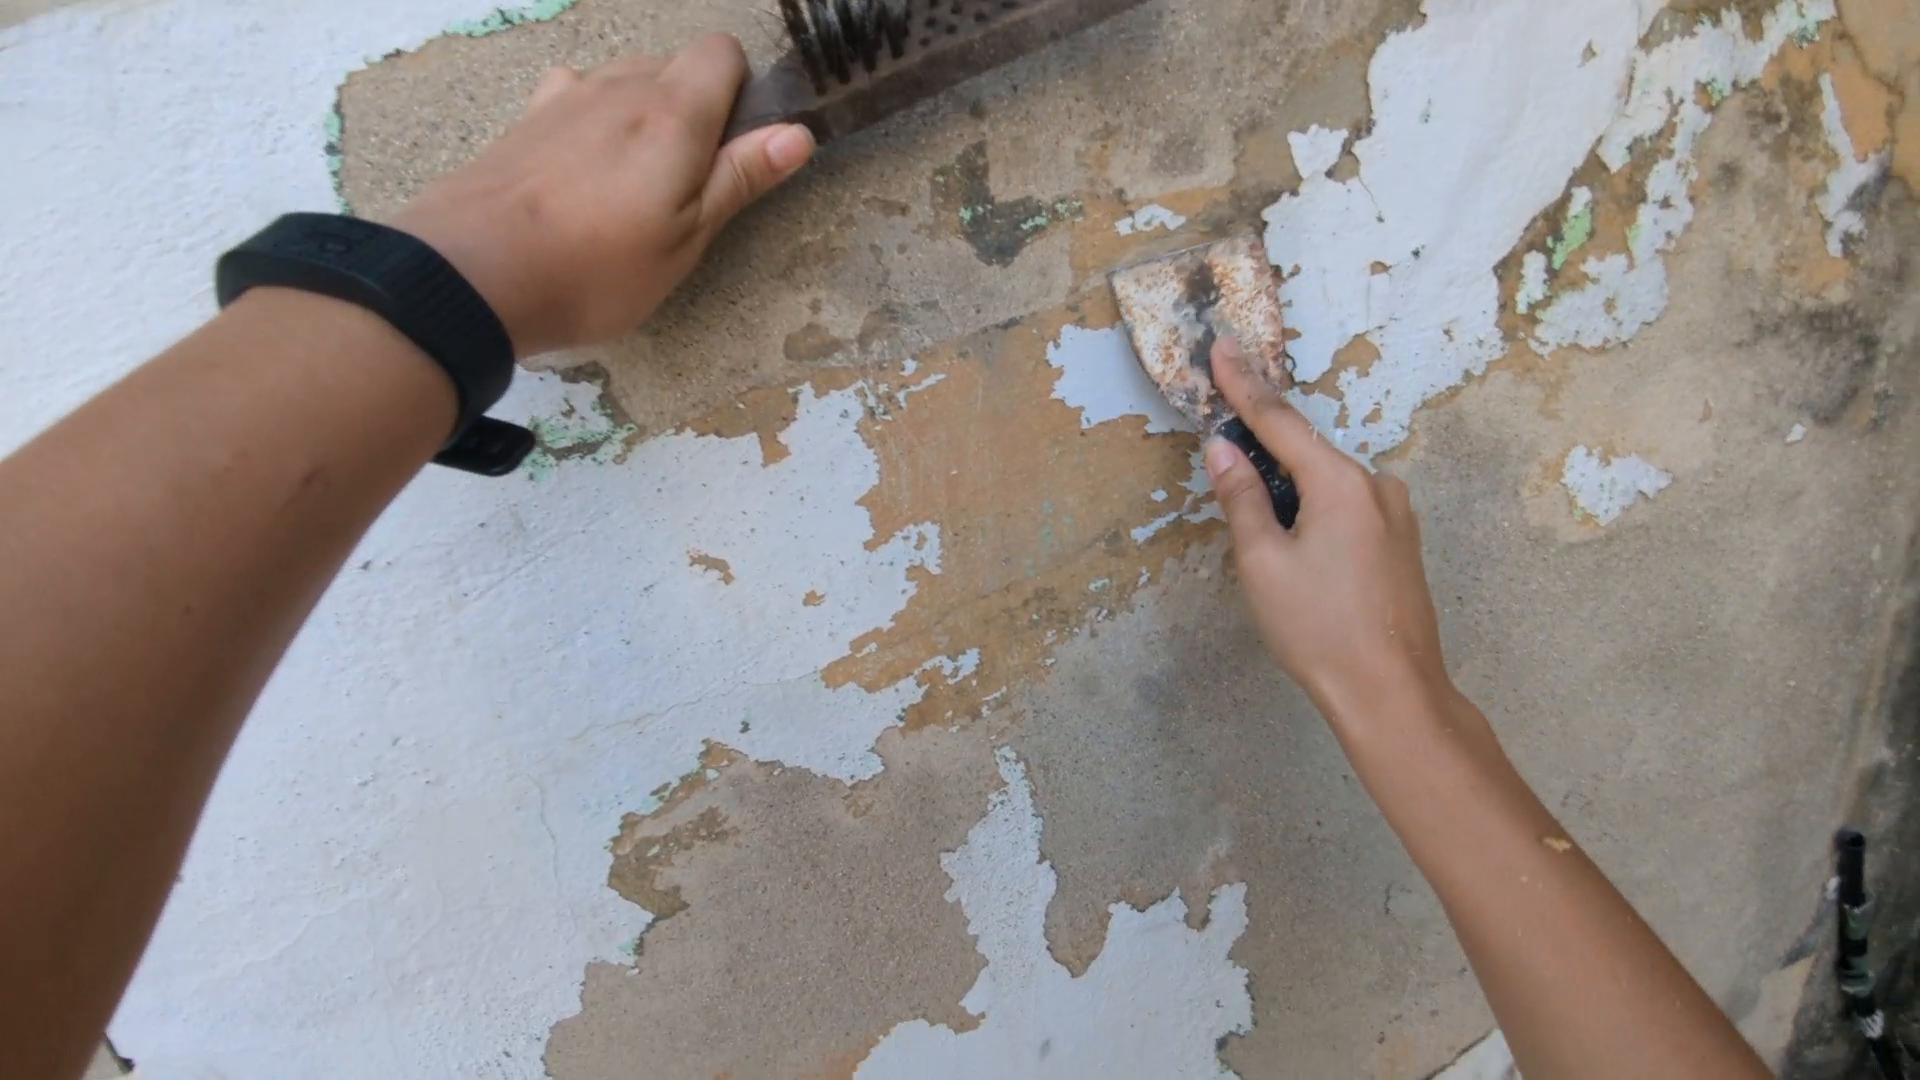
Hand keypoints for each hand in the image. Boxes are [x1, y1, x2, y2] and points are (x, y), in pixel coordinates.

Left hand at [391, 35, 815, 356]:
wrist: (477, 274)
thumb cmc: (601, 269)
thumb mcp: (689, 237)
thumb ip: (741, 178)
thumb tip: (799, 132)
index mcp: (672, 113)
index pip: (723, 52)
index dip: (742, 92)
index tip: (738, 148)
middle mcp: (620, 85)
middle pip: (677, 65)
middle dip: (699, 111)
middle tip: (691, 187)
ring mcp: (568, 95)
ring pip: (629, 79)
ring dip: (649, 115)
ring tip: (639, 185)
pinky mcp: (529, 117)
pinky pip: (582, 95)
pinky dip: (601, 118)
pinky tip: (589, 169)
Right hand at [1203, 338, 1451, 722]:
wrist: (1390, 692)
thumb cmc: (1316, 627)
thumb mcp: (1262, 562)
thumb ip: (1242, 498)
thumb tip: (1223, 449)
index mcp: (1341, 484)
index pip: (1281, 421)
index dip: (1245, 385)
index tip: (1224, 346)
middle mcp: (1377, 487)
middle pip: (1306, 453)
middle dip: (1264, 450)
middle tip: (1225, 458)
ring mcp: (1397, 516)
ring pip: (1326, 484)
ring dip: (1288, 488)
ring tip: (1262, 536)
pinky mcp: (1402, 543)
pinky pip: (1347, 506)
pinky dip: (1313, 508)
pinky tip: (1298, 548)